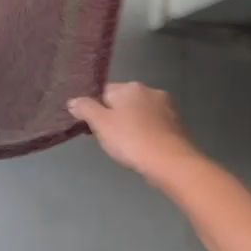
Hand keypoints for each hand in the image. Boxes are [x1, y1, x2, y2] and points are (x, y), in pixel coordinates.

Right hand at [67, 82, 204, 181]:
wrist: (171, 163)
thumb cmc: (131, 139)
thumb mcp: (100, 123)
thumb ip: (85, 108)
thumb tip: (73, 101)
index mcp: (130, 87)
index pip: (103, 92)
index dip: (94, 108)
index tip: (91, 126)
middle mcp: (151, 92)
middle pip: (122, 102)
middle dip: (113, 116)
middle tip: (105, 137)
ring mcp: (167, 108)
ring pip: (138, 114)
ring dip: (129, 125)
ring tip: (123, 145)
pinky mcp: (177, 125)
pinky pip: (152, 125)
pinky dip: (144, 133)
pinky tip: (140, 148)